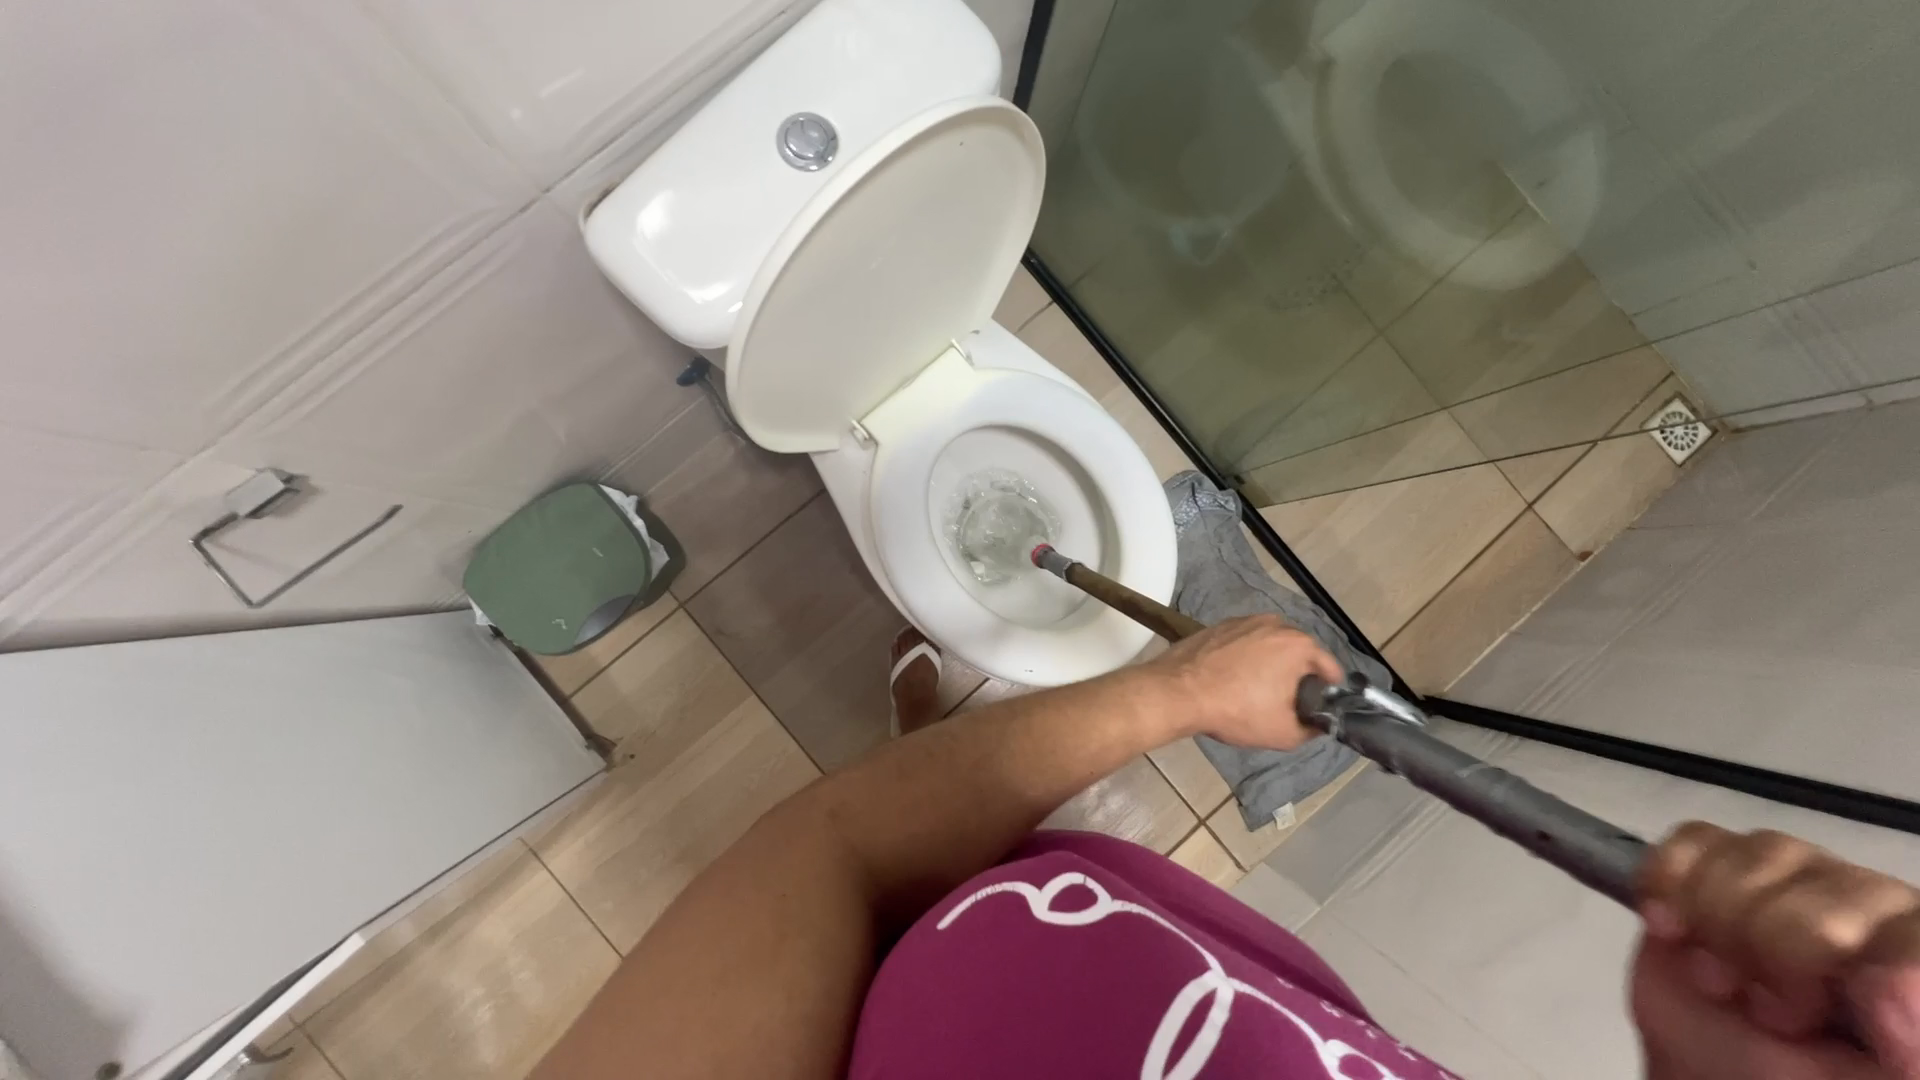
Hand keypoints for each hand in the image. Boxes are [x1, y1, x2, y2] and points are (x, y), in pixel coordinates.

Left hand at [1141, 614, 1342, 750]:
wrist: (1177, 692)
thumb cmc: (1236, 710)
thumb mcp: (1285, 732)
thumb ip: (1314, 727)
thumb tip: (1319, 722)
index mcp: (1298, 644)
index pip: (1330, 669)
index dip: (1327, 692)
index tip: (1315, 709)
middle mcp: (1275, 623)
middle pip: (1299, 653)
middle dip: (1297, 676)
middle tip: (1284, 702)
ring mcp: (1243, 620)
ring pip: (1270, 646)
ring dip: (1270, 665)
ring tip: (1255, 691)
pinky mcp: (1218, 625)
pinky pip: (1244, 642)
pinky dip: (1244, 657)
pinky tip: (1232, 677)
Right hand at [1633, 822, 1919, 1077]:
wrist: (1711, 1060)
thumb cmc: (1801, 1079)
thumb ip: (1910, 1053)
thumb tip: (1897, 992)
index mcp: (1919, 950)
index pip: (1908, 935)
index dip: (1851, 973)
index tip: (1812, 1022)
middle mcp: (1870, 900)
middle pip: (1816, 899)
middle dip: (1768, 959)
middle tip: (1767, 1012)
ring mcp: (1788, 869)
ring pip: (1747, 860)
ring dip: (1713, 927)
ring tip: (1718, 978)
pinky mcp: (1711, 855)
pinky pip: (1690, 840)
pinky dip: (1667, 885)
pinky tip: (1672, 928)